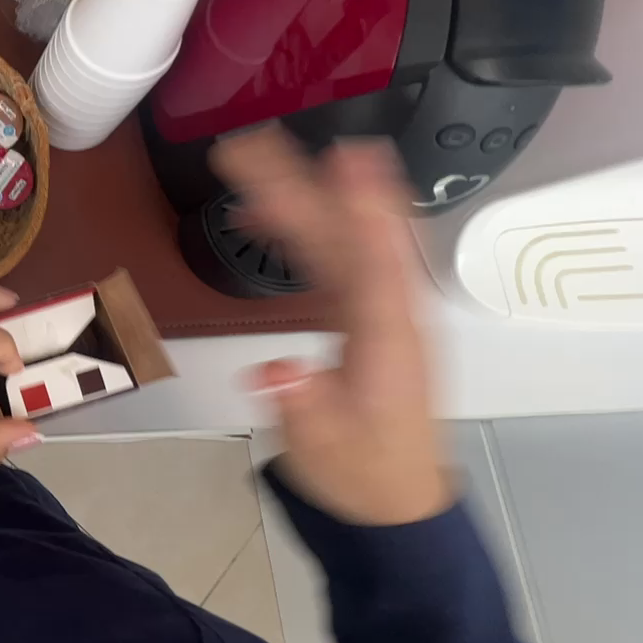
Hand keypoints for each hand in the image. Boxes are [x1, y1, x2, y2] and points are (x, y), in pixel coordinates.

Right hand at [212, 129, 452, 525]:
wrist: (390, 498)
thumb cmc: (360, 472)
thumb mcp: (327, 447)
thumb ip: (303, 405)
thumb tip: (273, 369)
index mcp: (389, 340)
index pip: (376, 263)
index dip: (362, 208)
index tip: (344, 158)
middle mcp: (388, 313)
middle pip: (347, 235)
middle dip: (302, 185)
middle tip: (254, 145)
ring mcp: (375, 311)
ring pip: (338, 239)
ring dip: (297, 196)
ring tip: (252, 161)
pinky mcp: (359, 315)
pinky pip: (331, 258)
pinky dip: (297, 230)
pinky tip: (263, 217)